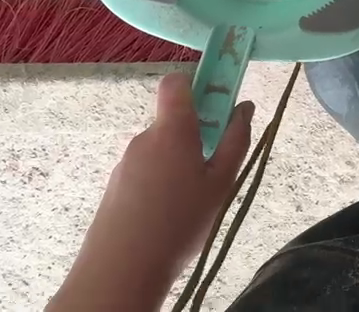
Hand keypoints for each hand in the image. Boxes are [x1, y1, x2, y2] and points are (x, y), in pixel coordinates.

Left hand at [51, 74, 255, 311]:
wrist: (118, 275)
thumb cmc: (179, 223)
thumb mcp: (222, 182)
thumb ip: (236, 139)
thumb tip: (245, 106)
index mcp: (172, 129)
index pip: (176, 82)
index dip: (195, 84)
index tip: (214, 102)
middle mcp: (144, 138)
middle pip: (172, 120)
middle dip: (193, 135)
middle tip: (211, 166)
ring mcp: (124, 164)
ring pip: (159, 149)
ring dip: (176, 162)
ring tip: (190, 200)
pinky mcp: (113, 188)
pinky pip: (144, 171)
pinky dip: (158, 182)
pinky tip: (167, 215)